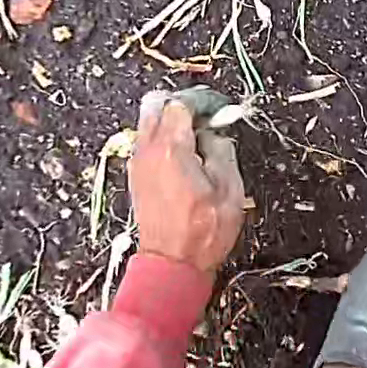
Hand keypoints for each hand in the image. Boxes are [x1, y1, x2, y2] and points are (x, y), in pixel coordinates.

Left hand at [127, 93, 244, 275]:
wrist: (173, 265)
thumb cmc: (204, 229)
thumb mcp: (229, 185)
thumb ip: (221, 147)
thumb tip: (213, 132)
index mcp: (171, 150)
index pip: (181, 104)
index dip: (204, 102)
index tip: (221, 110)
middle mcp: (148, 152)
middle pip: (156, 104)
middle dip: (183, 105)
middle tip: (208, 118)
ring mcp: (138, 164)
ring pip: (149, 121)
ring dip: (172, 120)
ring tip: (199, 137)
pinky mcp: (137, 176)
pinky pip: (147, 141)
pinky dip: (165, 137)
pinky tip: (187, 154)